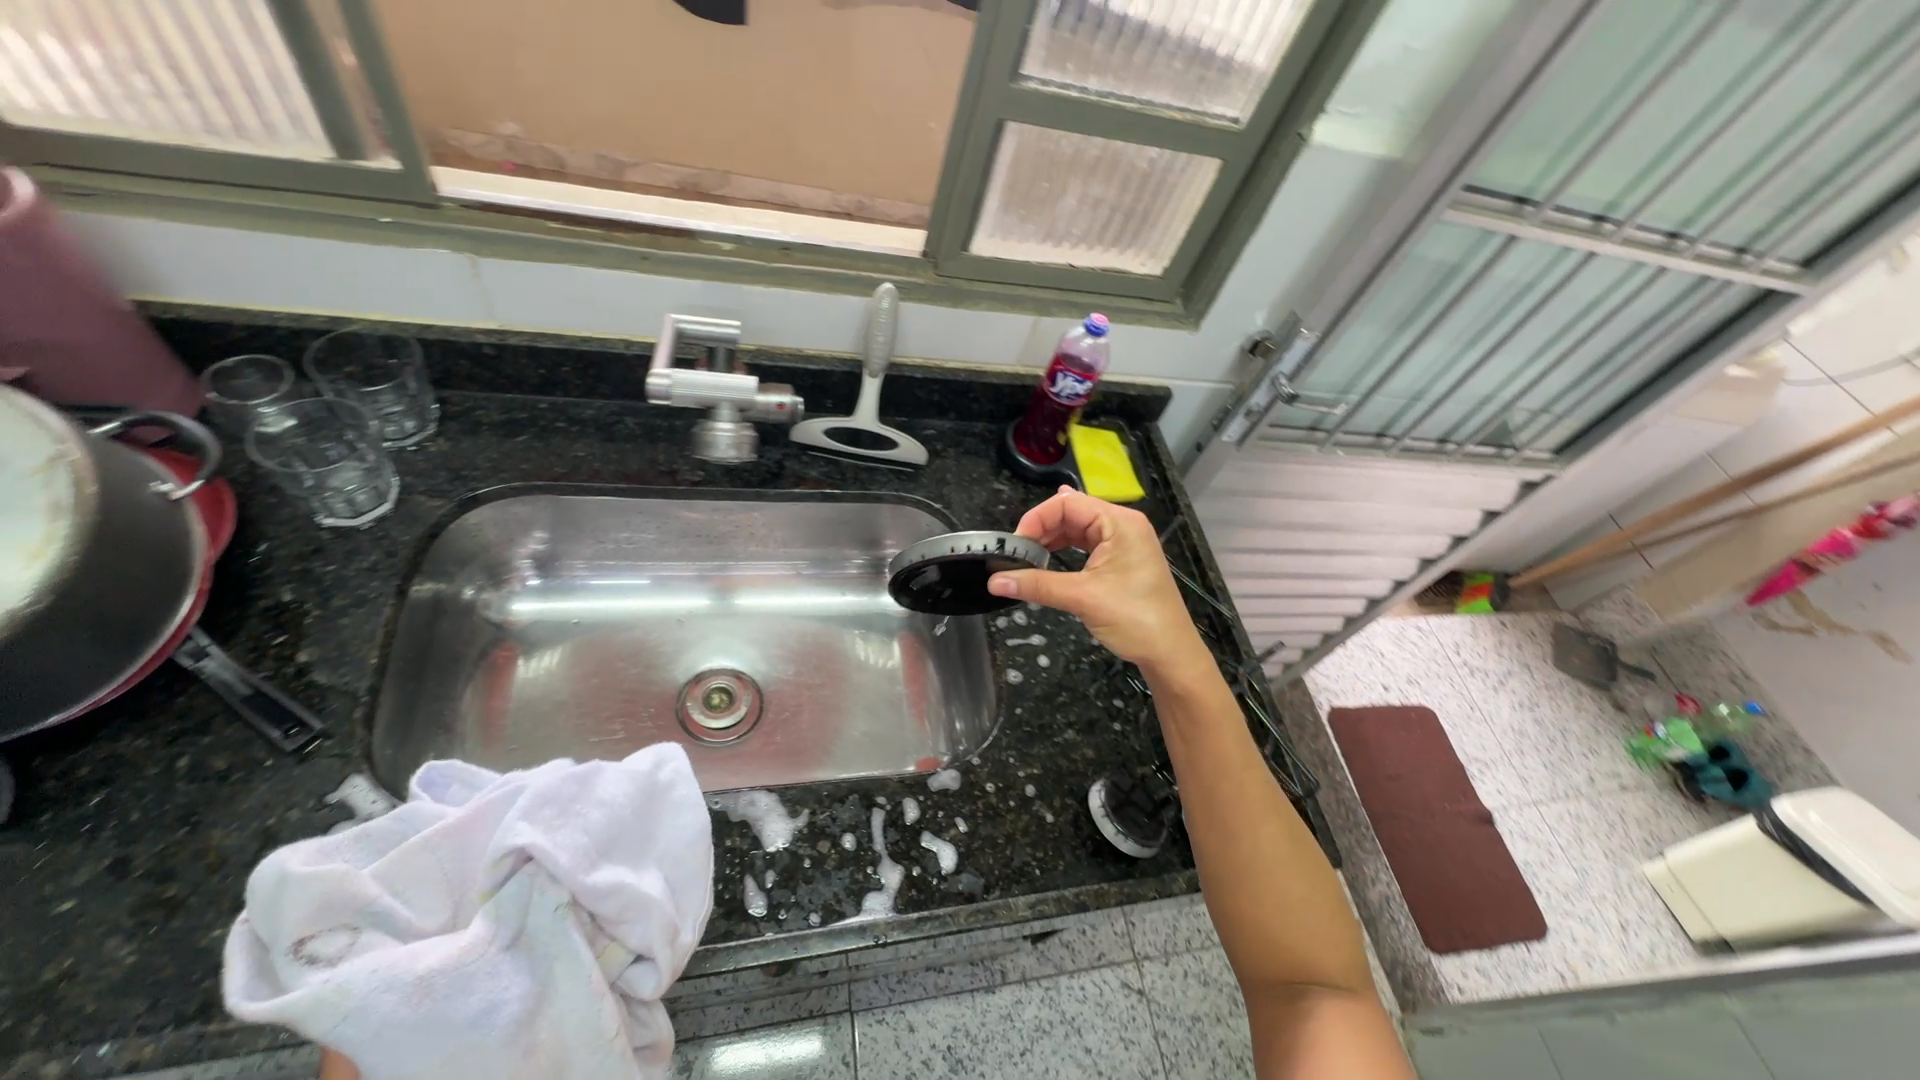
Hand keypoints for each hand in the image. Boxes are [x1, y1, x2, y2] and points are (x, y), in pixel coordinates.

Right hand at [987, 487, 1207, 672]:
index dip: (1037, 519)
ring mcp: (1124, 543)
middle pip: (1072, 513)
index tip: (1014, 545)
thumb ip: (1037, 585)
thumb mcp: (1082, 598)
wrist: (1170, 653)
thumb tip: (994, 581)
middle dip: (1042, 530)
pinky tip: (1047, 561)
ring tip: (1027, 560)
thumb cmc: (1134, 619)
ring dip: (1051, 542)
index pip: (1068, 503)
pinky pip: (1087, 546)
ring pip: (1078, 530)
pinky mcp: (1122, 561)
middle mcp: (1123, 525)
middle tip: (1016, 555)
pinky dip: (1065, 553)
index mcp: (1120, 522)